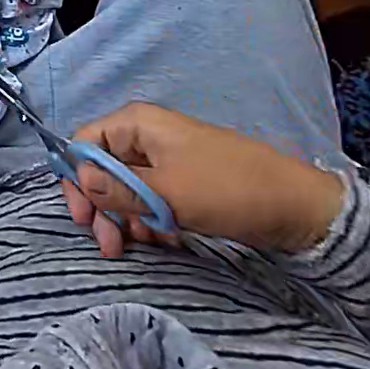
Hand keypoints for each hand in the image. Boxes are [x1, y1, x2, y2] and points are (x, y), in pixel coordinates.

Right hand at [60, 102, 345, 257]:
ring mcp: (164, 160)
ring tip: (145, 242)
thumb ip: (117, 187)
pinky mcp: (180, 182)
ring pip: (124, 188)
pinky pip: (149, 199)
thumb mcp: (167, 192)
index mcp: (137, 123)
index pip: (85, 143)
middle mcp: (145, 136)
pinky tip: (167, 238)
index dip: (77, 178)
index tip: (84, 218)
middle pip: (101, 168)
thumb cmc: (226, 189)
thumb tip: (79, 179)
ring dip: (127, 218)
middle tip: (111, 245)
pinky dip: (150, 220)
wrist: (292, 205)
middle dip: (102, 206)